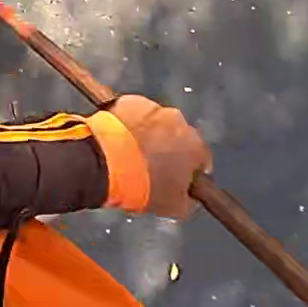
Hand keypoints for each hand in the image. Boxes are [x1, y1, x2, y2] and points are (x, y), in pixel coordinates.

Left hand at [105, 94, 212, 219]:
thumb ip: (188, 198)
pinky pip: (135, 112)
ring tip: (132, 150)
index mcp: (195, 145)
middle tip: (151, 163)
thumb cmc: (144, 185)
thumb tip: (188, 194)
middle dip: (169, 147)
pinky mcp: (130, 100)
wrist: (107, 161)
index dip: (189, 169)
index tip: (177, 177)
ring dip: (149, 133)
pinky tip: (120, 137)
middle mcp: (178, 121)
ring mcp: (153, 107)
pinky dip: (130, 122)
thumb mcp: (175, 206)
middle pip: (178, 135)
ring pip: (156, 122)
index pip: (200, 158)